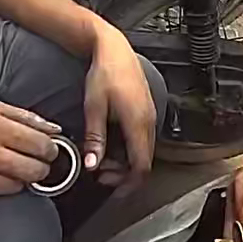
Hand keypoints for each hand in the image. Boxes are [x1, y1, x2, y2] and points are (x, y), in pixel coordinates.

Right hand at [0, 103, 60, 205]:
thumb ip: (25, 118)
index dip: (51, 148)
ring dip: (21, 178)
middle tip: (37, 162)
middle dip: (42, 167)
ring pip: (19, 185)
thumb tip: (55, 130)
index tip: (50, 149)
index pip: (39, 143)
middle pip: (34, 169)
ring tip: (11, 168)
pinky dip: (0, 187)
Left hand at [82, 29, 158, 194]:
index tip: (114, 192)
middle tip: (100, 175)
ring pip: (143, 151)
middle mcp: (149, 122)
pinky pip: (142, 139)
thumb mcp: (94, 107)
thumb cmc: (105, 73)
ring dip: (125, 162)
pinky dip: (128, 149)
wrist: (114, 48)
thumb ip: (94, 139)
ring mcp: (150, 116)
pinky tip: (110, 145)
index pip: (141, 166)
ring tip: (102, 160)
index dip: (129, 184)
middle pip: (143, 162)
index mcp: (138, 123)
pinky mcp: (146, 111)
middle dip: (123, 175)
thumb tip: (92, 165)